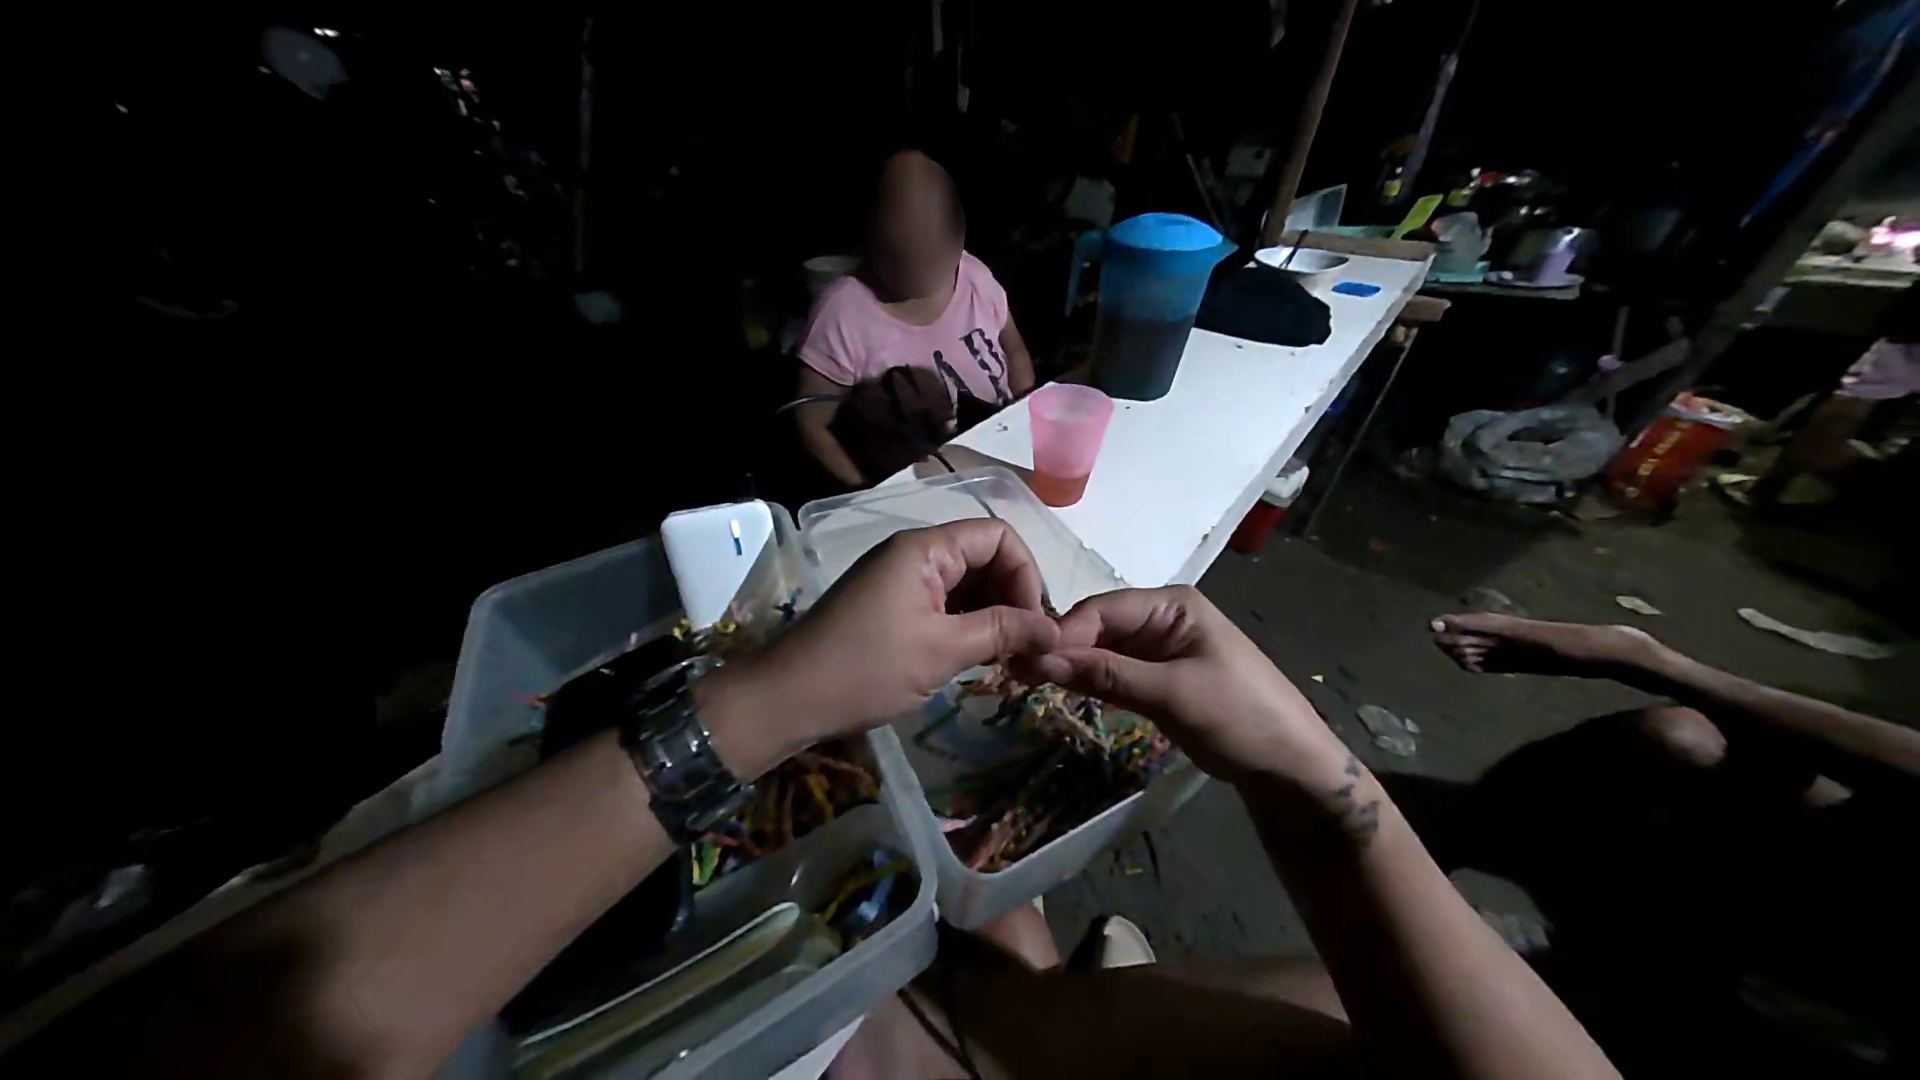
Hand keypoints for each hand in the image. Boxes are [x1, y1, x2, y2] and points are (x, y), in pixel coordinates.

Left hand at [703, 520, 1058, 776]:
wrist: (787, 699)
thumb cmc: (865, 669)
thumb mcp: (941, 650)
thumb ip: (1002, 632)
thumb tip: (1053, 631)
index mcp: (924, 549)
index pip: (996, 536)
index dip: (1025, 573)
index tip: (1034, 623)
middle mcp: (914, 555)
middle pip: (983, 559)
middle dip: (1012, 598)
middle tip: (1027, 648)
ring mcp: (901, 582)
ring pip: (966, 586)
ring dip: (993, 617)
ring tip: (1010, 659)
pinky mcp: (893, 608)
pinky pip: (944, 606)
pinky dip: (967, 627)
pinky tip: (981, 659)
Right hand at [1026, 585, 1348, 790]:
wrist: (1287, 766)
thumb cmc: (1240, 717)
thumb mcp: (1172, 693)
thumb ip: (1107, 674)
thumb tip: (1042, 660)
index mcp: (1171, 604)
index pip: (1103, 609)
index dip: (1065, 633)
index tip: (1029, 660)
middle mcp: (1160, 617)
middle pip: (1098, 626)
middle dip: (1064, 648)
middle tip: (1021, 674)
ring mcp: (1157, 647)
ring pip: (1101, 649)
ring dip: (1073, 665)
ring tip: (1031, 683)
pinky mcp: (1154, 674)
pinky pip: (1112, 670)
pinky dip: (1090, 680)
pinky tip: (1063, 690)